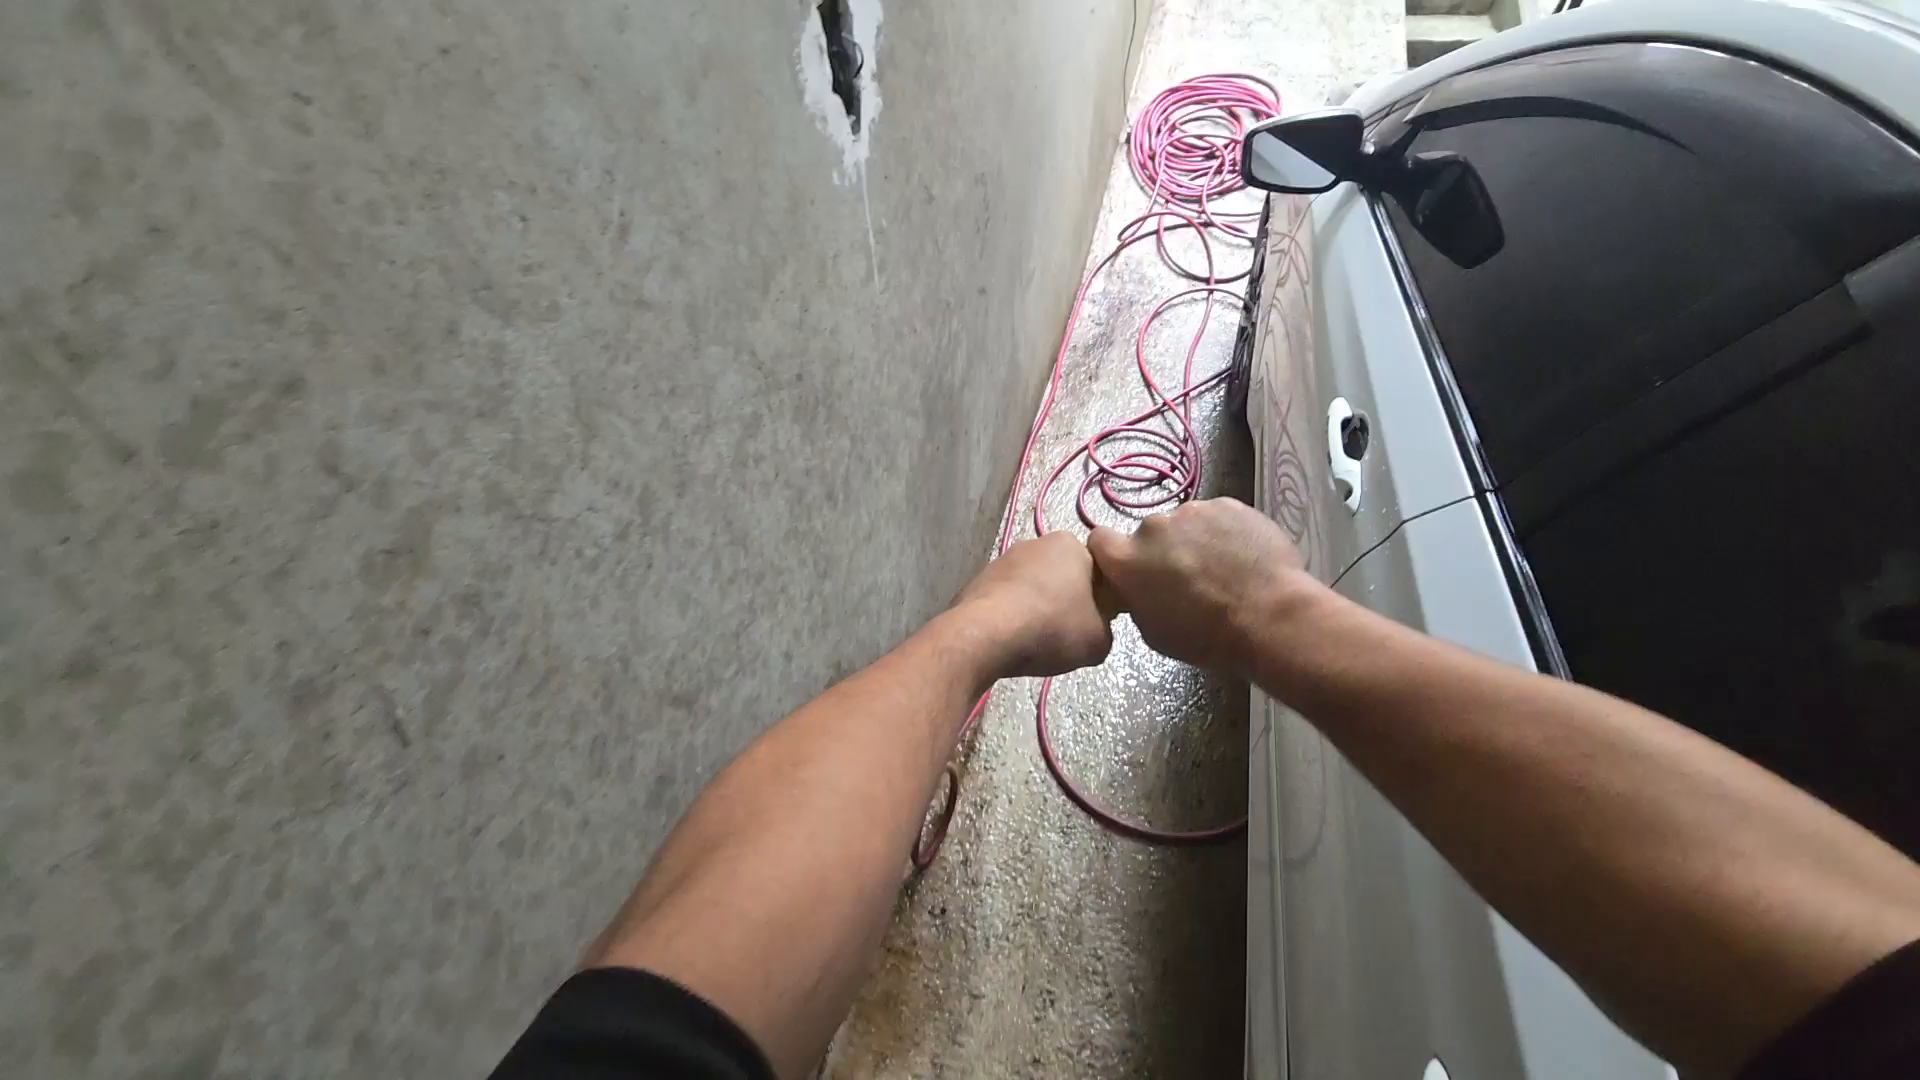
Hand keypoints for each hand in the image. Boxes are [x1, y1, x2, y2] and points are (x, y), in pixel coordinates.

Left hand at [951, 532, 1116, 677]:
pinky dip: (1012, 613)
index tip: (1094, 622)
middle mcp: (1037, 542)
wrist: (985, 634)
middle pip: (1062, 574)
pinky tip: (1012, 636)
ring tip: (1035, 638)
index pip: (1098, 569)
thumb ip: (1105, 627)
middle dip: (1066, 599)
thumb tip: (1095, 626)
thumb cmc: (1052, 627)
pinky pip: (1007, 597)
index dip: (1100, 598)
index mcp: (1072, 544)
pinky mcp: (980, 578)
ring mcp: (1004, 558)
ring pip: (1032, 585)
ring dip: (1037, 606)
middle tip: (1067, 631)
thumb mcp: (1099, 640)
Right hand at [1088, 497, 1315, 675]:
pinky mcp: (1228, 504)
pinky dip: (1224, 532)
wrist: (1269, 618)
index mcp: (1126, 559)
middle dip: (1162, 550)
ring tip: (1221, 568)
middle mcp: (1152, 526)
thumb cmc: (1205, 637)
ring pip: (1184, 524)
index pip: (1099, 540)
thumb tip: (1138, 585)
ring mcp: (1192, 511)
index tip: (1131, 569)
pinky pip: (1216, 516)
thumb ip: (1135, 596)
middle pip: (1148, 534)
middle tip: (1187, 577)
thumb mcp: (1152, 630)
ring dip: (1194, 540)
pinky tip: (1242, 557)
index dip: (1113, 553)